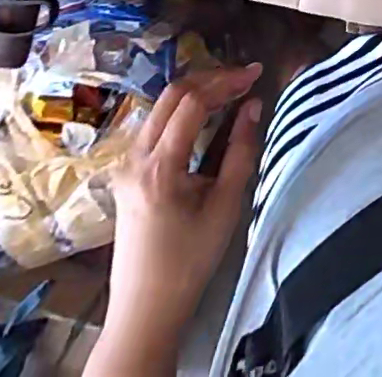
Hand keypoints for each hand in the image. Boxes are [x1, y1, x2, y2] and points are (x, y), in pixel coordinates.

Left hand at [91, 65, 263, 374]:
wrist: (145, 308)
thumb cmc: (189, 262)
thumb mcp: (225, 207)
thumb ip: (241, 151)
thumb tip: (253, 106)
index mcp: (159, 167)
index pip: (192, 103)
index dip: (225, 81)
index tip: (255, 73)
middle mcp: (135, 157)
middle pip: (171, 95)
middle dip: (210, 78)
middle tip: (243, 77)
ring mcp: (126, 163)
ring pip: (161, 107)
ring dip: (196, 91)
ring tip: (230, 90)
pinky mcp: (127, 171)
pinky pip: (155, 124)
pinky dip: (182, 110)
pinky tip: (205, 114)